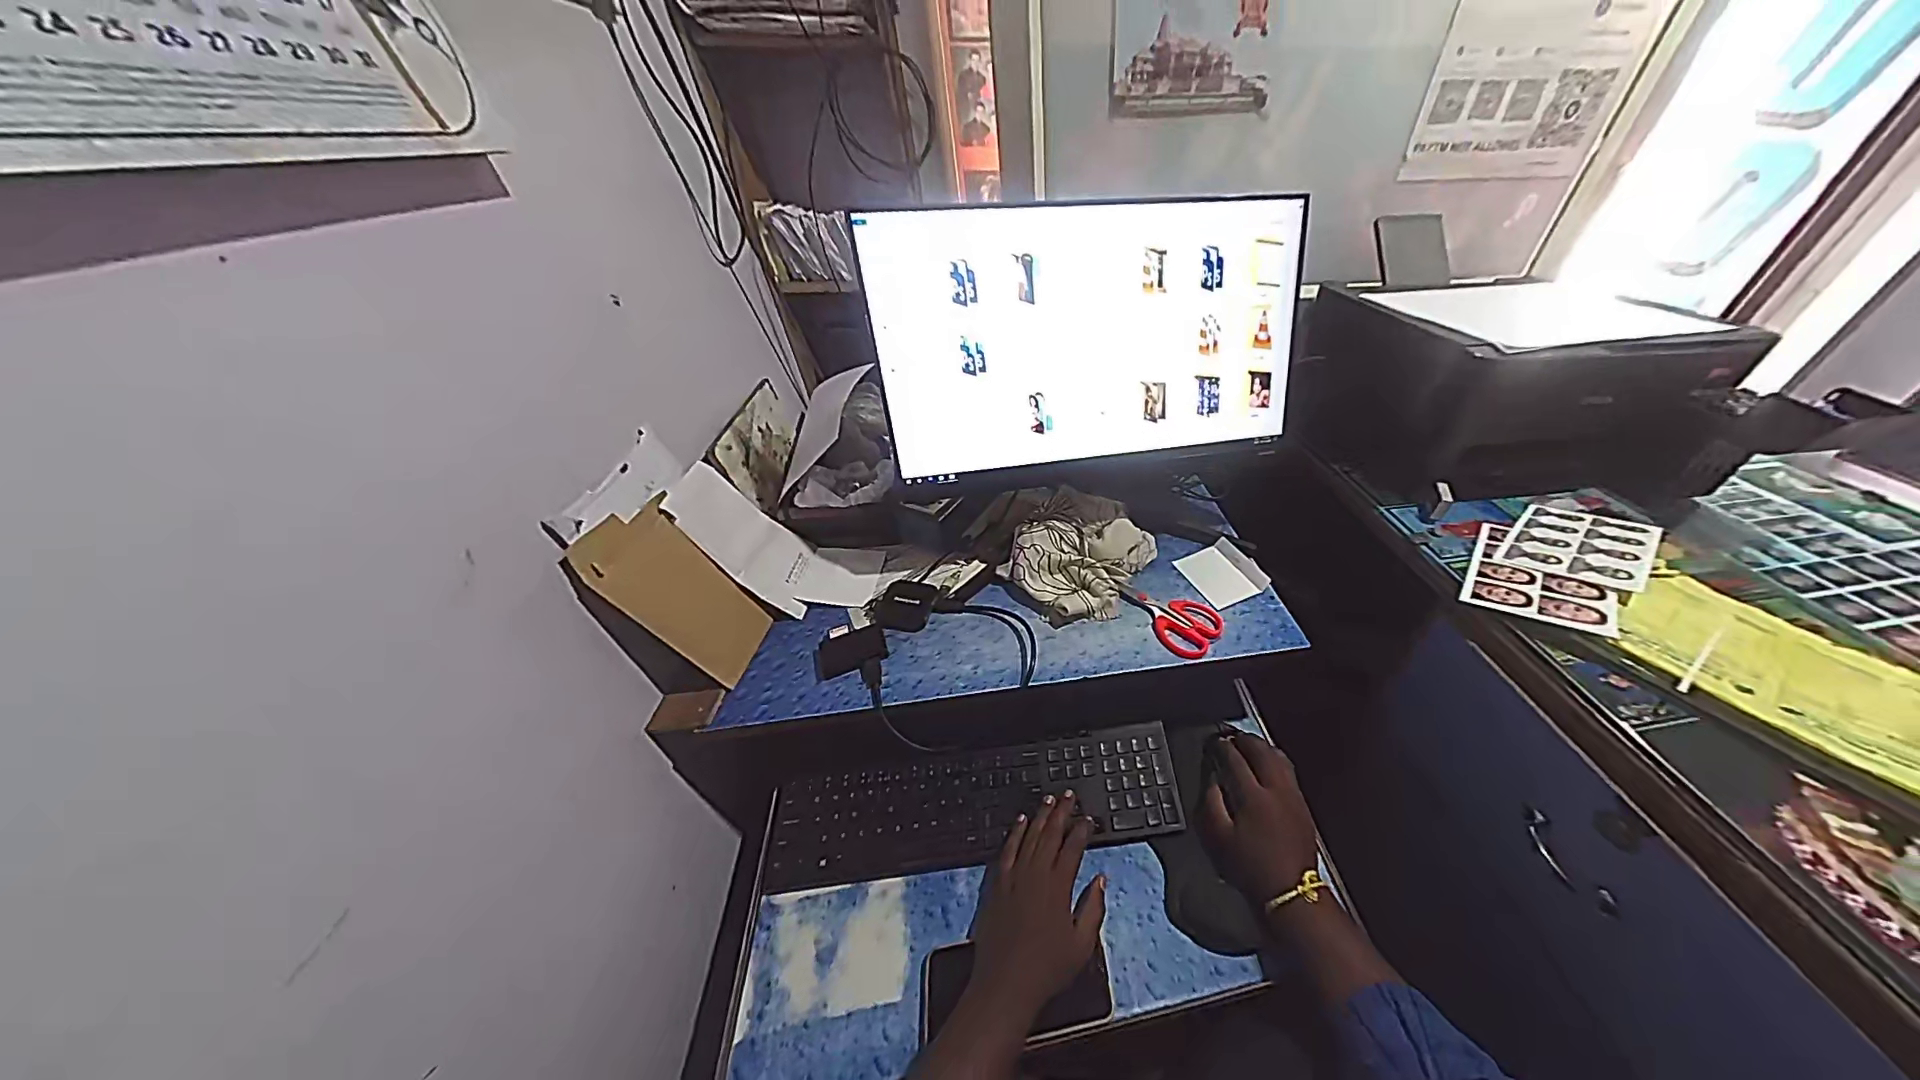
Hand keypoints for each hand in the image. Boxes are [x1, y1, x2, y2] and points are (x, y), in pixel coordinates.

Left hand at [968, 791, 1107, 1019]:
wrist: (1006, 982)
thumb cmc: (1046, 968)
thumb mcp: (1082, 943)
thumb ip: (1093, 907)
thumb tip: (1100, 880)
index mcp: (1058, 888)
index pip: (1072, 848)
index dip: (1082, 830)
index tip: (1088, 819)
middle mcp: (1035, 876)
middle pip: (1050, 835)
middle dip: (1061, 813)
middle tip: (1068, 796)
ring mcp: (1014, 878)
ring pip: (1029, 837)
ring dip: (1040, 817)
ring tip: (1048, 800)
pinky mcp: (997, 884)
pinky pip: (1007, 850)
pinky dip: (1015, 834)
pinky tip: (1021, 821)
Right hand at [1199, 733, 1319, 904]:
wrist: (1289, 891)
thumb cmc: (1250, 867)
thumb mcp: (1218, 837)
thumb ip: (1211, 803)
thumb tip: (1211, 781)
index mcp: (1253, 797)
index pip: (1234, 759)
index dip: (1220, 746)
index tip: (1212, 743)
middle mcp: (1277, 791)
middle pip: (1260, 751)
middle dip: (1242, 739)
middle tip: (1228, 736)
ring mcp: (1293, 797)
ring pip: (1279, 758)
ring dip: (1261, 746)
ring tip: (1247, 743)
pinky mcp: (1303, 806)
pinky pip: (1289, 771)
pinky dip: (1275, 759)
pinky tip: (1267, 763)